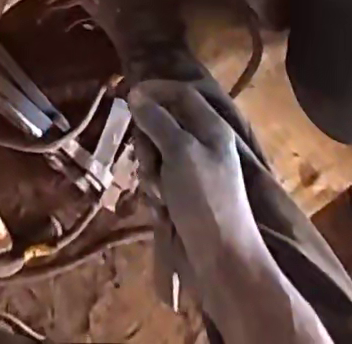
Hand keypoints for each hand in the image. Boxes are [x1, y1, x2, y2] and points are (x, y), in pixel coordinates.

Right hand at [130, 81, 258, 263]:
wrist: (221, 262)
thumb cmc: (205, 199)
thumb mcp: (180, 152)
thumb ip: (157, 120)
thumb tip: (136, 93)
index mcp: (211, 126)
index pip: (181, 93)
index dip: (156, 90)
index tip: (129, 95)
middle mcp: (202, 143)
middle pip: (163, 123)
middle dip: (149, 141)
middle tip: (149, 162)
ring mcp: (191, 170)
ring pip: (156, 153)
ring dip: (150, 171)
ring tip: (159, 195)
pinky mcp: (181, 195)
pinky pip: (157, 179)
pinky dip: (155, 192)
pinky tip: (160, 211)